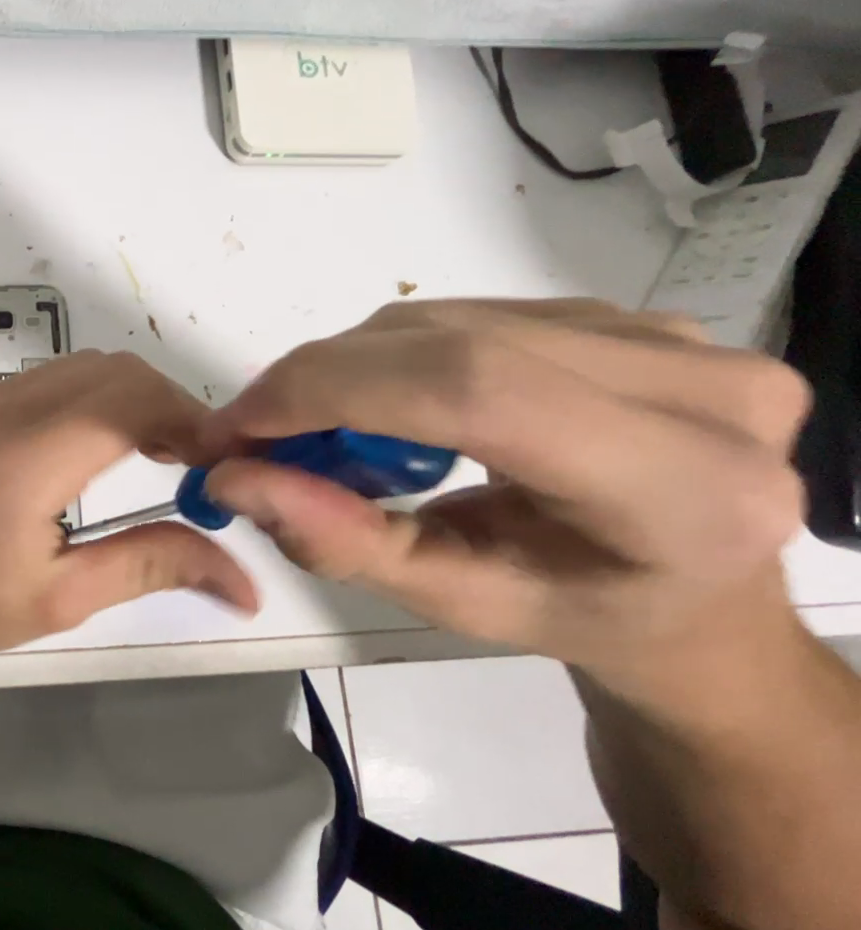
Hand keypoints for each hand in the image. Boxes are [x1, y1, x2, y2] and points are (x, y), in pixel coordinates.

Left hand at [0, 351, 259, 671]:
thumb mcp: (61, 599)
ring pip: (83, 366)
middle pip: (113, 371)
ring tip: (160, 454)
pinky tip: (105, 444)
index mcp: (22, 464)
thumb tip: (242, 578)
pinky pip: (50, 378)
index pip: (128, 401)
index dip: (190, 420)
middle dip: (170, 404)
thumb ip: (151, 566)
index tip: (221, 464)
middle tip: (195, 464)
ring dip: (133, 396)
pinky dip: (95, 397)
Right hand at [196, 298, 809, 689]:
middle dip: (318, 381)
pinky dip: (386, 359)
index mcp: (684, 487)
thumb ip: (343, 543)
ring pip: (444, 322)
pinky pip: (462, 316)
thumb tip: (230, 478)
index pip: (475, 392)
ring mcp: (669, 335)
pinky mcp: (626, 314)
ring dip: (346, 370)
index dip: (333, 393)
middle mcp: (699, 389)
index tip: (235, 430)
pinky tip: (381, 406)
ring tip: (314, 432)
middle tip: (248, 434)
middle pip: (450, 346)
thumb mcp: (457, 604)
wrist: (692, 590)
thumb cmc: (581, 615)